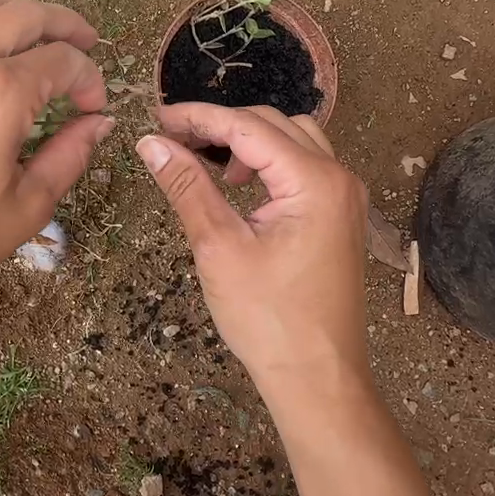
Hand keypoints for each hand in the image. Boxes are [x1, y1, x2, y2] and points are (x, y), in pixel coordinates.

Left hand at [0, 0, 113, 321]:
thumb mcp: (28, 206)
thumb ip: (71, 154)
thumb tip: (99, 122)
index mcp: (0, 93)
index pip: (62, 63)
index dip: (89, 81)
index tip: (94, 110)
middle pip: (25, 16)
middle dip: (65, 26)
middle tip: (86, 45)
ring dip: (12, 11)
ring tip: (34, 33)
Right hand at [135, 104, 369, 390]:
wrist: (318, 377)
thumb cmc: (267, 317)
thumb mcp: (217, 246)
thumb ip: (185, 185)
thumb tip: (150, 142)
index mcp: (314, 181)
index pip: (247, 127)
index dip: (198, 117)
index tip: (157, 118)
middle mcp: (338, 178)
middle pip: (273, 125)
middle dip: (220, 125)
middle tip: (173, 139)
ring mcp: (344, 197)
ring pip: (291, 140)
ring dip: (246, 142)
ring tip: (206, 163)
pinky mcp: (339, 216)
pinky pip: (302, 166)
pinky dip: (267, 163)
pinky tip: (238, 188)